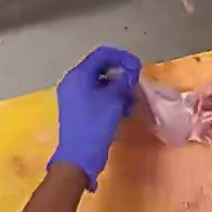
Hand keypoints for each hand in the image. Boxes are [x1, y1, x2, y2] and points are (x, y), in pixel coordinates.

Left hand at [50, 45, 140, 189]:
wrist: (79, 156)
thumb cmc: (95, 125)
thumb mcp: (113, 100)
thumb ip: (123, 81)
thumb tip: (129, 73)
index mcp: (78, 75)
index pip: (102, 55)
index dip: (122, 57)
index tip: (138, 68)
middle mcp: (73, 83)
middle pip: (100, 68)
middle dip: (121, 74)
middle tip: (135, 84)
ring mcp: (74, 97)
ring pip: (100, 84)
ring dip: (118, 89)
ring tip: (132, 102)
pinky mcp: (79, 111)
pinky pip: (96, 97)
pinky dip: (111, 99)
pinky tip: (124, 110)